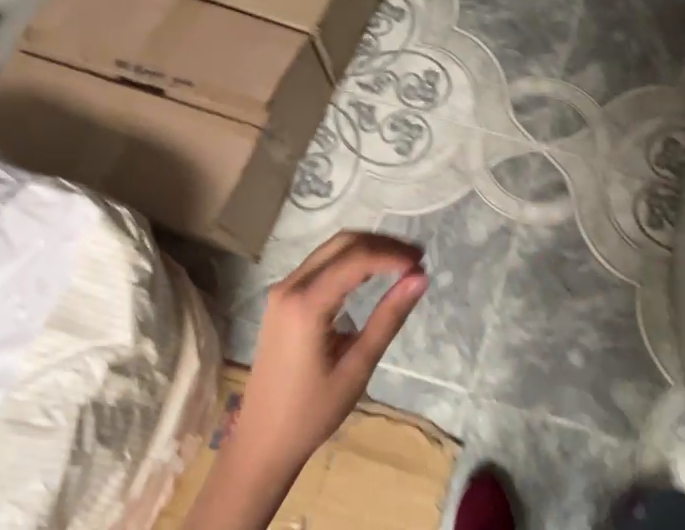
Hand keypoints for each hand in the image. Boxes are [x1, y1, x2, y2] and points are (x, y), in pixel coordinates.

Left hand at [186, 232, 427, 529]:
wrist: (262, 441)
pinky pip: (321, 265)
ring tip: (402, 263)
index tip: (422, 263)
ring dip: (367, 249)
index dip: (392, 255)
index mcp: (305, 304)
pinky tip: (373, 274)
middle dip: (382, 244)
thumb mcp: (357, 366)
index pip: (356, 259)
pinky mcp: (282, 299)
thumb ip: (389, 317)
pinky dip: (350, 261)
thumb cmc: (312, 412)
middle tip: (417, 258)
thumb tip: (420, 278)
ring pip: (331, 249)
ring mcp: (282, 291)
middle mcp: (289, 287)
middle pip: (342, 243)